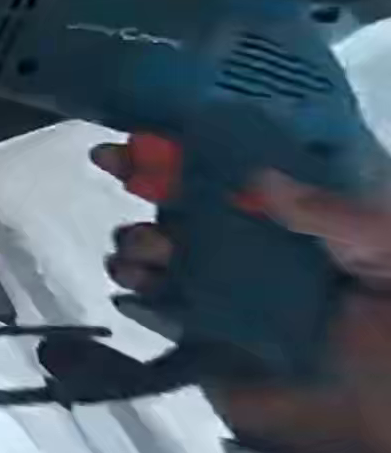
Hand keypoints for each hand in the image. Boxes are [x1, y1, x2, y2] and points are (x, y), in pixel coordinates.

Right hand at [93, 141, 390, 452]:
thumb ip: (341, 218)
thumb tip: (252, 179)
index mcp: (318, 229)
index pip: (248, 172)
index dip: (201, 147)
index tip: (158, 131)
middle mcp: (265, 247)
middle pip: (189, 198)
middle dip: (144, 176)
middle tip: (110, 161)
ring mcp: (227, 285)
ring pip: (158, 240)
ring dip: (139, 236)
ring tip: (149, 254)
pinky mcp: (196, 321)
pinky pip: (145, 290)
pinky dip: (130, 278)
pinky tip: (137, 281)